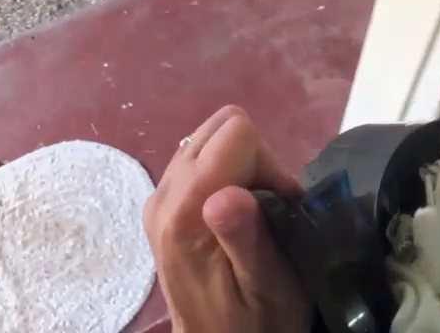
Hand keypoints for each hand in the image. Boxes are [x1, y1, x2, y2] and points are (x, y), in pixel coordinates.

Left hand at [144, 106, 309, 332]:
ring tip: (253, 211)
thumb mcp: (268, 290)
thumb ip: (247, 237)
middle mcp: (163, 194)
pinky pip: (197, 157)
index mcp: (186, 212)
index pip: (237, 133)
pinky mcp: (159, 203)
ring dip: (239, 163)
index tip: (282, 204)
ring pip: (208, 137)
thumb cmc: (255, 326)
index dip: (269, 162)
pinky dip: (222, 171)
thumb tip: (227, 194)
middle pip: (220, 127)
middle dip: (255, 157)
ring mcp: (157, 196)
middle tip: (269, 206)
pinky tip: (231, 212)